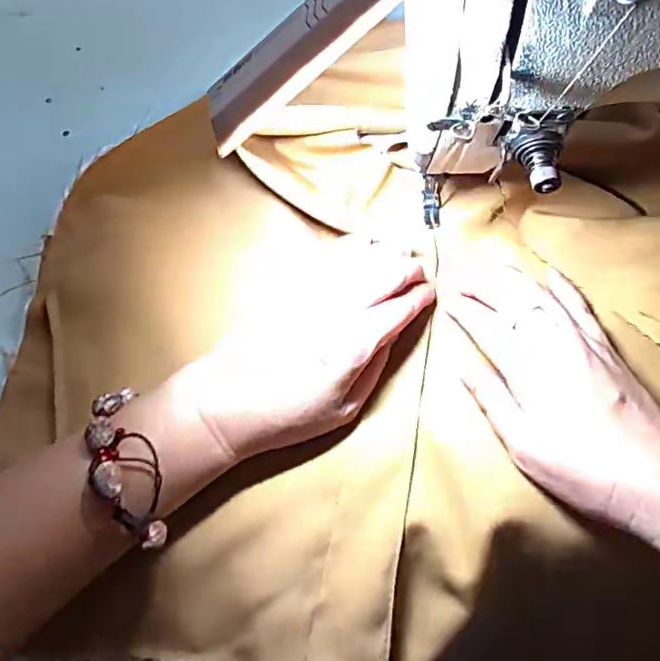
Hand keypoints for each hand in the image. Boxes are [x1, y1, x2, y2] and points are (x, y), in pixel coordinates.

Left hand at [173, 239, 435, 461]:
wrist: (227, 402)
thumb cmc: (290, 416)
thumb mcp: (345, 409)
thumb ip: (376, 366)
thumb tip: (396, 331)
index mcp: (352, 346)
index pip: (398, 309)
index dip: (420, 298)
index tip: (431, 294)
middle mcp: (335, 311)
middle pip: (384, 273)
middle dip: (409, 268)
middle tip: (420, 273)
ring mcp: (311, 292)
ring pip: (359, 256)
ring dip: (386, 250)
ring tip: (400, 251)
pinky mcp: (290, 283)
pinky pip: (328, 253)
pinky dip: (353, 245)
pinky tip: (364, 244)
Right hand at [443, 263, 659, 552]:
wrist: (657, 472)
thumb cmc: (582, 467)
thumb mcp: (523, 443)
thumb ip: (491, 399)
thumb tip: (461, 367)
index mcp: (525, 365)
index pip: (486, 326)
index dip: (465, 311)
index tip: (447, 300)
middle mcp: (551, 340)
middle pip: (511, 301)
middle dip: (483, 287)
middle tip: (461, 279)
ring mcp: (580, 338)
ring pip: (541, 294)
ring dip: (514, 279)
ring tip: (494, 268)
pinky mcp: (604, 344)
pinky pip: (578, 304)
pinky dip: (562, 286)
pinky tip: (551, 274)